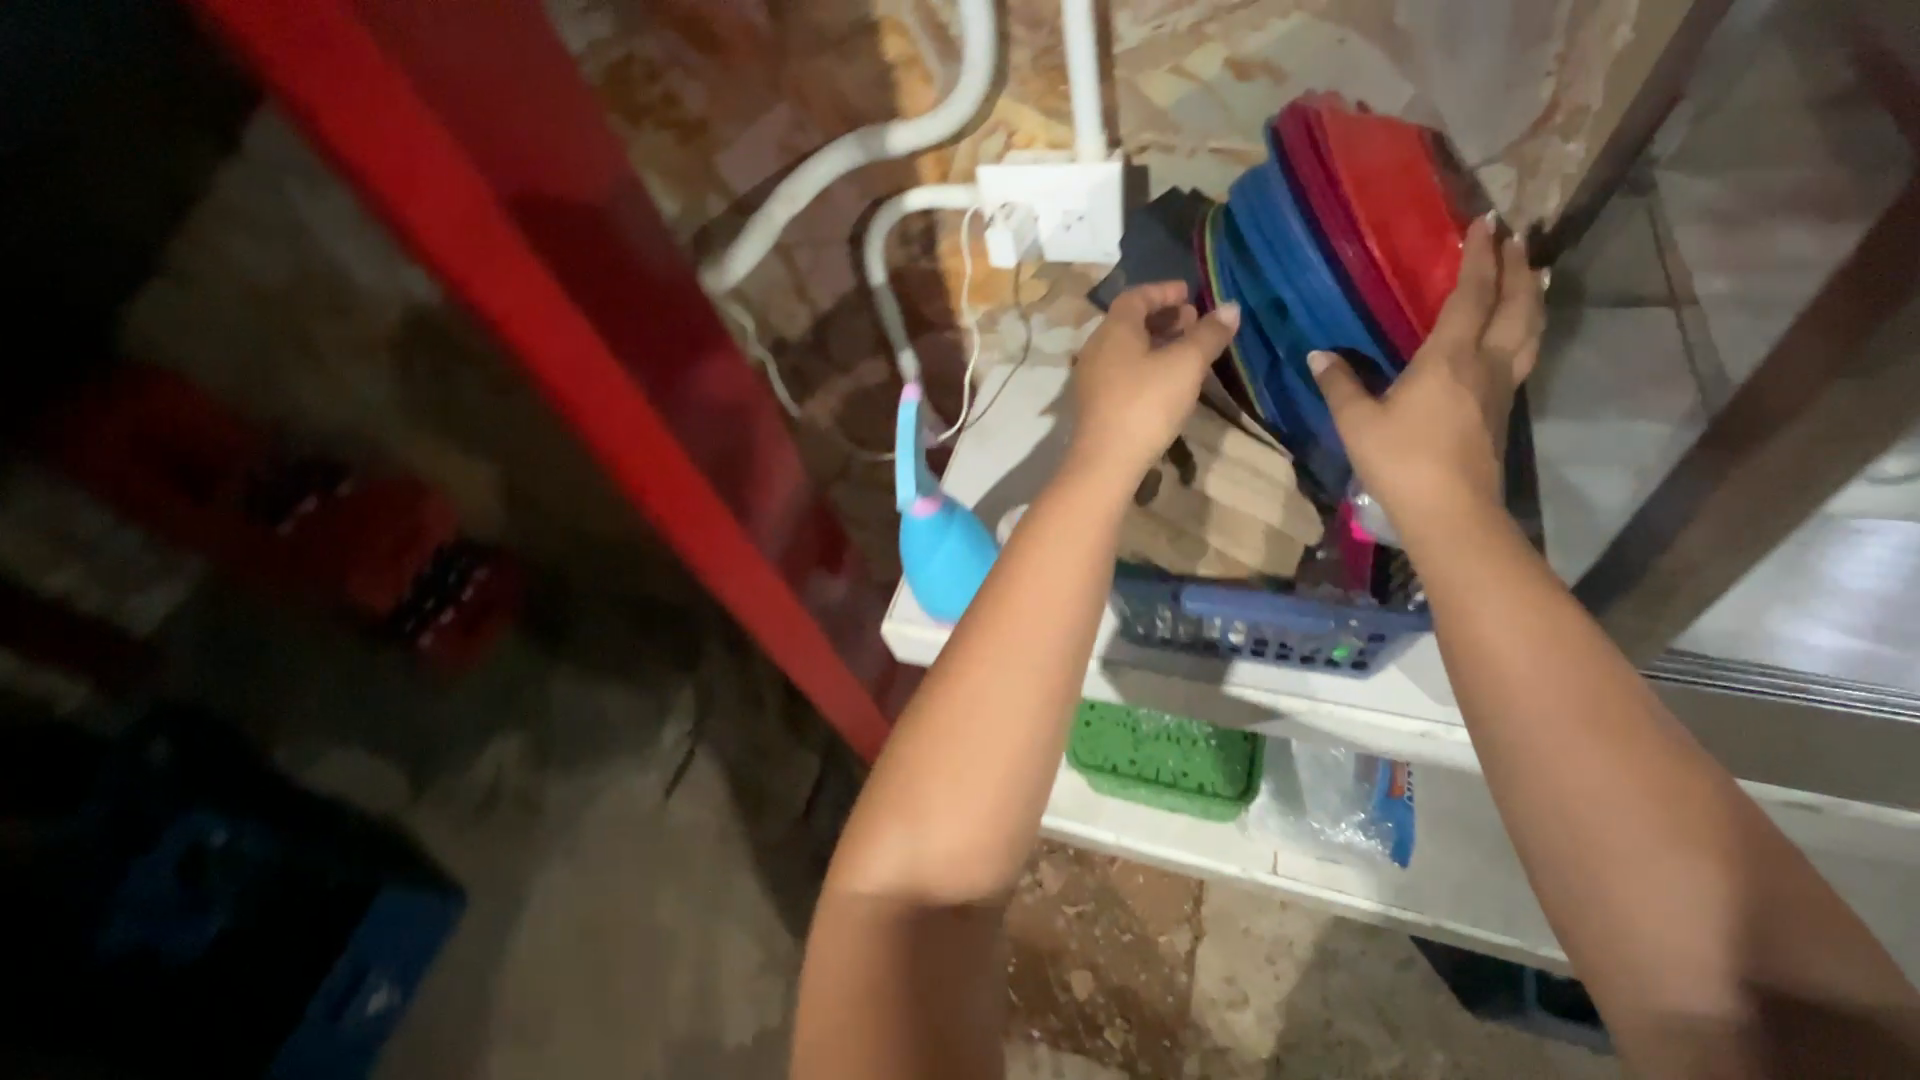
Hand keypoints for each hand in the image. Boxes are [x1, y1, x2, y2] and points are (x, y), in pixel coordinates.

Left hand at [1068, 282, 1240, 485]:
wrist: (1106, 460)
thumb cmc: (1147, 403)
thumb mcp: (1186, 365)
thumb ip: (1208, 335)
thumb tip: (1231, 308)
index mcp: (1114, 329)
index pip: (1136, 296)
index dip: (1164, 291)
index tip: (1190, 294)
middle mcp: (1096, 347)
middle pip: (1129, 322)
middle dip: (1163, 317)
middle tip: (1193, 322)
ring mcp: (1092, 377)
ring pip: (1126, 348)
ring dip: (1155, 343)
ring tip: (1186, 351)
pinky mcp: (1095, 403)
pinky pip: (1123, 371)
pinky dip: (1146, 365)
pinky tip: (1167, 381)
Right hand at [1310, 215, 1542, 539]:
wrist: (1451, 510)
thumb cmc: (1401, 461)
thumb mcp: (1357, 423)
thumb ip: (1340, 385)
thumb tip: (1318, 355)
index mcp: (1450, 357)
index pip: (1472, 295)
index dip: (1479, 257)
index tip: (1485, 221)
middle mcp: (1486, 363)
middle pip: (1515, 304)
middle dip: (1516, 267)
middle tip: (1516, 237)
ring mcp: (1501, 387)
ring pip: (1530, 328)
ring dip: (1533, 294)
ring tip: (1536, 272)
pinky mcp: (1503, 409)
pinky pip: (1526, 352)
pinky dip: (1529, 327)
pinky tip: (1519, 330)